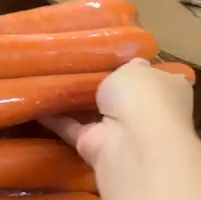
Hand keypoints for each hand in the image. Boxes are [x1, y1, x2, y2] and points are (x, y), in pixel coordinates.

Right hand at [40, 59, 194, 166]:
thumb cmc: (142, 97)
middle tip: (69, 65)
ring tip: (45, 80)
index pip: (150, 77)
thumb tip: (130, 64)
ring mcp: (119, 130)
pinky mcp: (92, 143)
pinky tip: (33, 102)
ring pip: (91, 111)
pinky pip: (69, 126)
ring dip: (72, 101)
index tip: (106, 56)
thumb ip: (128, 65)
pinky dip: (53, 117)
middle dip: (98, 85)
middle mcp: (146, 112)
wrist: (130, 140)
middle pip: (119, 95)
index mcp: (167, 90)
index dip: (131, 68)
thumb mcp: (135, 68)